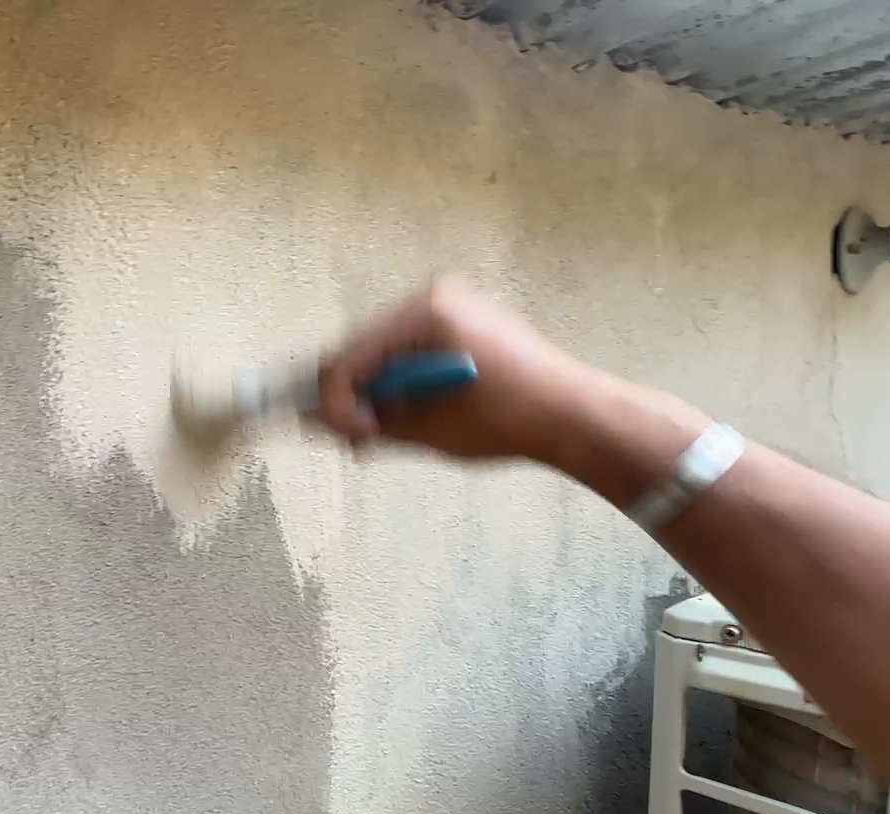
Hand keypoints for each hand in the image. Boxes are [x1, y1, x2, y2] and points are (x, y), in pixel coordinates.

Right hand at [315, 276, 594, 461]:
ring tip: (376, 432)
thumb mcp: (422, 426)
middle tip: (357, 437)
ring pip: (374, 354)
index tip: (349, 439)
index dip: (335, 405)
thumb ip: (362, 421)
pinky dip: (392, 385)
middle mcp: (430, 298)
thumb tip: (315, 423)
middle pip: (355, 351)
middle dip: (348, 398)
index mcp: (423, 312)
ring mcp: (444, 307)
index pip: (346, 359)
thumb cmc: (506, 418)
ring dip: (369, 395)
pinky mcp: (453, 323)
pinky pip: (400, 353)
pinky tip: (397, 414)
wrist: (574, 415)